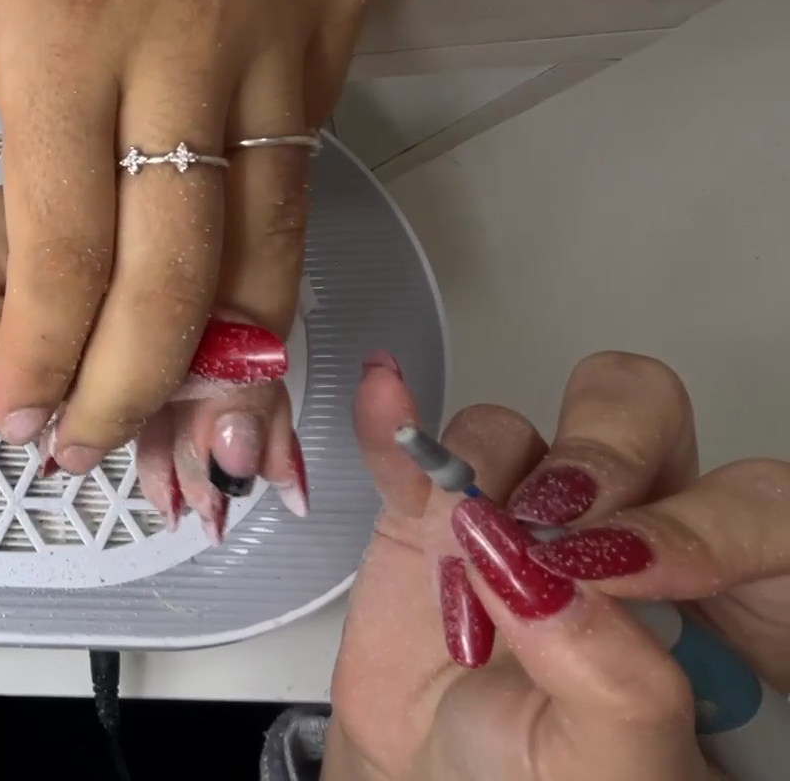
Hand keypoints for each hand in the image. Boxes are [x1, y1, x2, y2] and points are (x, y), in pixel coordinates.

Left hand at [0, 192, 299, 527]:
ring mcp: (45, 274)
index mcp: (46, 209)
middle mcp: (60, 227)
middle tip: (227, 482)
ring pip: (143, 332)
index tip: (243, 448)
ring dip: (179, 409)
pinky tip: (158, 460)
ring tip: (199, 492)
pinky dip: (132, 407)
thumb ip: (86, 366)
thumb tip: (215, 379)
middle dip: (216, 394)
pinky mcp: (27, 315)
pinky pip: (103, 352)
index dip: (226, 362)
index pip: (171, 271)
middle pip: (171, 302)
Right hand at [327, 351, 789, 779]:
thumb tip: (544, 576)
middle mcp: (618, 533)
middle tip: (545, 525)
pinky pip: (407, 443)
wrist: (426, 773)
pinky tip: (386, 396)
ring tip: (460, 549)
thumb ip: (610, 681)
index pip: (760, 510)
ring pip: (518, 423)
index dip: (701, 518)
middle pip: (642, 418)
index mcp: (721, 600)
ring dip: (487, 469)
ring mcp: (510, 512)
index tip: (614, 567)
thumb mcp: (608, 769)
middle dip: (598, 455)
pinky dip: (393, 420)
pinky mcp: (420, 508)